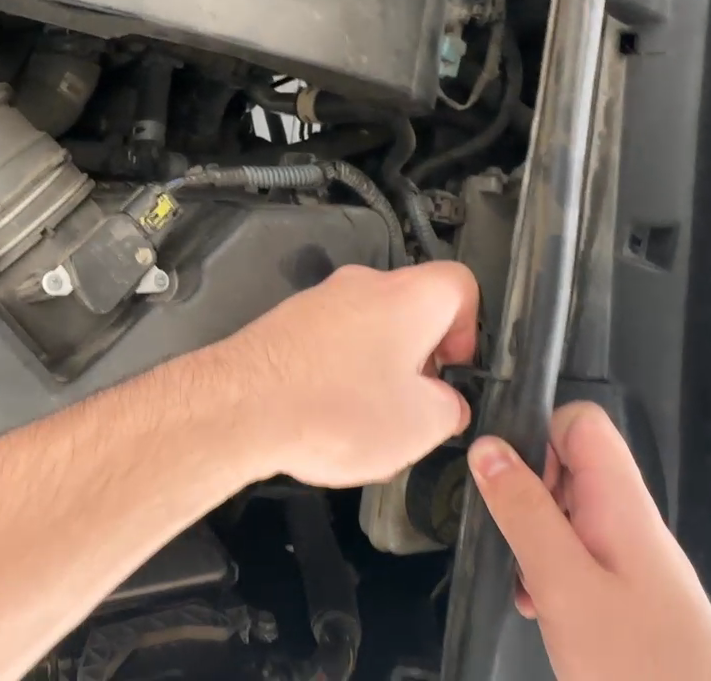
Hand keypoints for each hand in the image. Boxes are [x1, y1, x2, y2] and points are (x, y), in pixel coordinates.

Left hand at [204, 262, 478, 487]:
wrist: (241, 406)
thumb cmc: (338, 409)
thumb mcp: (422, 426)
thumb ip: (450, 408)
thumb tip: (444, 401)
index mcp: (407, 296)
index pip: (461, 284)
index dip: (469, 329)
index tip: (452, 371)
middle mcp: (362, 284)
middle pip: (412, 308)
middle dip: (421, 355)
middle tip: (413, 404)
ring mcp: (319, 299)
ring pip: (369, 326)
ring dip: (378, 365)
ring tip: (365, 416)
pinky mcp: (286, 321)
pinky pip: (330, 339)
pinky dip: (337, 370)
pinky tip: (325, 411)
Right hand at [468, 402, 710, 679]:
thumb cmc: (635, 664)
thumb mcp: (563, 583)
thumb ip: (523, 510)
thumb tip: (488, 446)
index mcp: (622, 503)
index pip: (580, 422)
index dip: (539, 435)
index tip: (512, 481)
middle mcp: (632, 523)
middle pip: (569, 468)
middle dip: (528, 496)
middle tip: (515, 542)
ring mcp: (636, 563)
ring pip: (569, 517)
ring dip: (535, 541)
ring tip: (527, 585)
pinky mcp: (634, 599)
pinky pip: (581, 558)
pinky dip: (552, 573)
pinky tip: (543, 609)